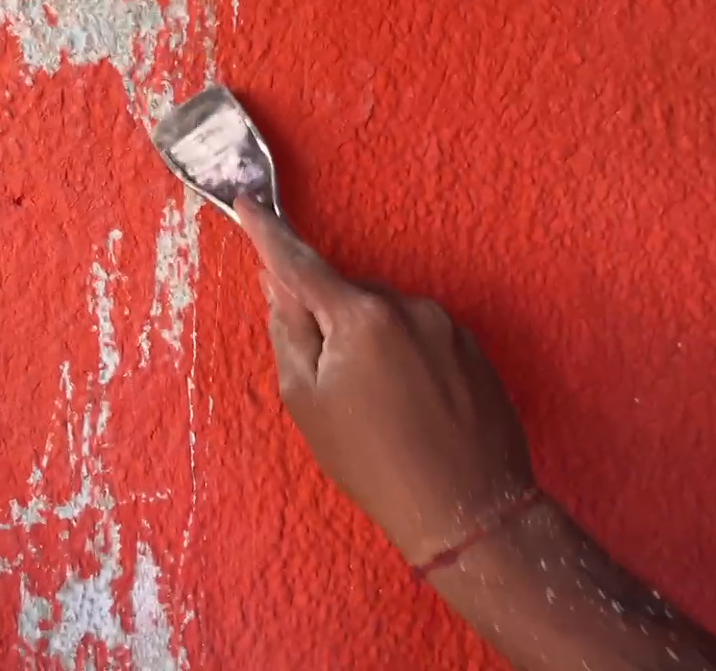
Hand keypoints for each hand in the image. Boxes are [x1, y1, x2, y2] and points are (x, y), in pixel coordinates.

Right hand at [235, 196, 535, 564]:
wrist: (469, 512)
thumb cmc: (371, 458)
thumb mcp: (305, 397)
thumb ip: (287, 329)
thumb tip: (276, 282)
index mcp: (361, 316)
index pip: (299, 262)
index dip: (267, 232)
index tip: (245, 202)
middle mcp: (407, 306)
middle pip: (342, 293)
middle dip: (324, 318)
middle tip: (327, 378)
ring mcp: (445, 324)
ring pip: (379, 313)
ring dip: (362, 337)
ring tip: (374, 401)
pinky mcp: (470, 346)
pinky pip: (414, 331)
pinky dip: (395, 351)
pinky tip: (402, 400)